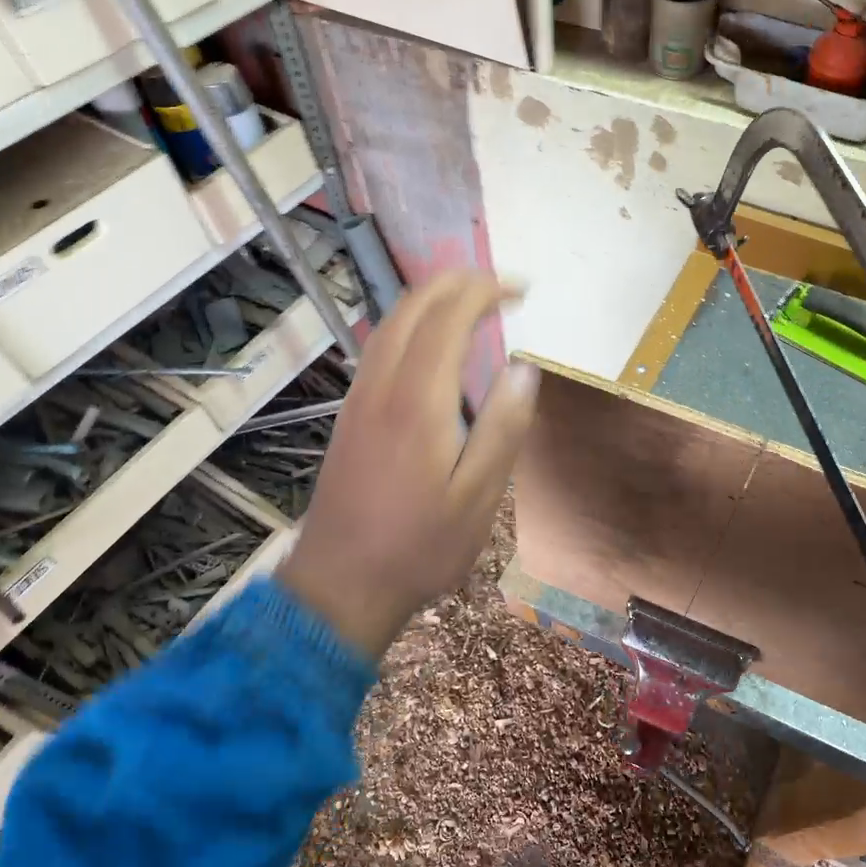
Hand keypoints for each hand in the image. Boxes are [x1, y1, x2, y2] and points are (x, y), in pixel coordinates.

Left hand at [279, 271, 539, 657]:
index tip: (519, 290)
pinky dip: (410, 325)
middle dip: (455, 283)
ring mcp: (359, 400)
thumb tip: (524, 368)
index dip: (483, 291)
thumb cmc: (420, 547)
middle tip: (498, 287)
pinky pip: (379, 348)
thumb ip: (503, 428)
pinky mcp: (351, 416)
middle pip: (412, 307)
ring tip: (470, 304)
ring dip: (430, 300)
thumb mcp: (478, 498)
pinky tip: (430, 346)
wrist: (341, 583)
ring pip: (389, 324)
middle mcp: (382, 387)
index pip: (448, 317)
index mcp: (418, 401)